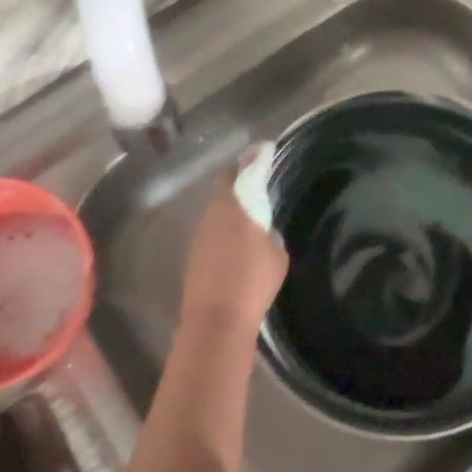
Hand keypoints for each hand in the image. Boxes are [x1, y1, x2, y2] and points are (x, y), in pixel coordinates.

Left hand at [180, 158, 288, 335]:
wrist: (215, 320)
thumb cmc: (253, 282)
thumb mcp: (277, 254)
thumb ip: (269, 232)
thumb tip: (263, 229)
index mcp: (235, 204)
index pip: (245, 170)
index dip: (256, 159)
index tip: (266, 150)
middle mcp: (213, 211)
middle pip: (228, 187)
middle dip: (243, 182)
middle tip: (261, 183)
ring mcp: (199, 232)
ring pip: (218, 209)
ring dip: (233, 207)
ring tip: (252, 213)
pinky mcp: (194, 252)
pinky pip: (213, 229)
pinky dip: (225, 228)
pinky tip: (237, 240)